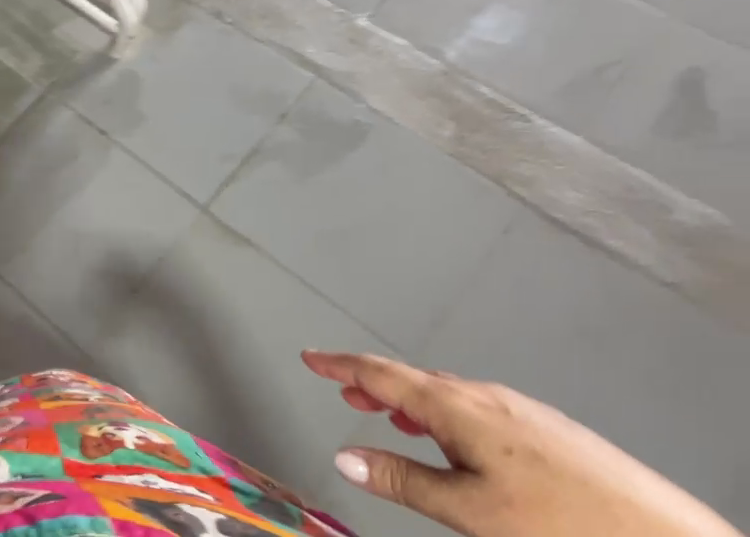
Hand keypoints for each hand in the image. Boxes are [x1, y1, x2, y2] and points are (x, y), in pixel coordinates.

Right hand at [304, 351, 740, 536]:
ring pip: (451, 394)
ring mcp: (526, 411)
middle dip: (375, 383)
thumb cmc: (566, 525)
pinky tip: (461, 443)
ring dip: (414, 400)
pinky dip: (450, 414)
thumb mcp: (469, 511)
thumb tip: (345, 457)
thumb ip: (403, 480)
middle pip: (416, 378)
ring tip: (396, 419)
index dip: (340, 364)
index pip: (382, 374)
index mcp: (459, 408)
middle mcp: (488, 397)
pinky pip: (481, 407)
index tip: (310, 357)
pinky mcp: (554, 431)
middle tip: (345, 392)